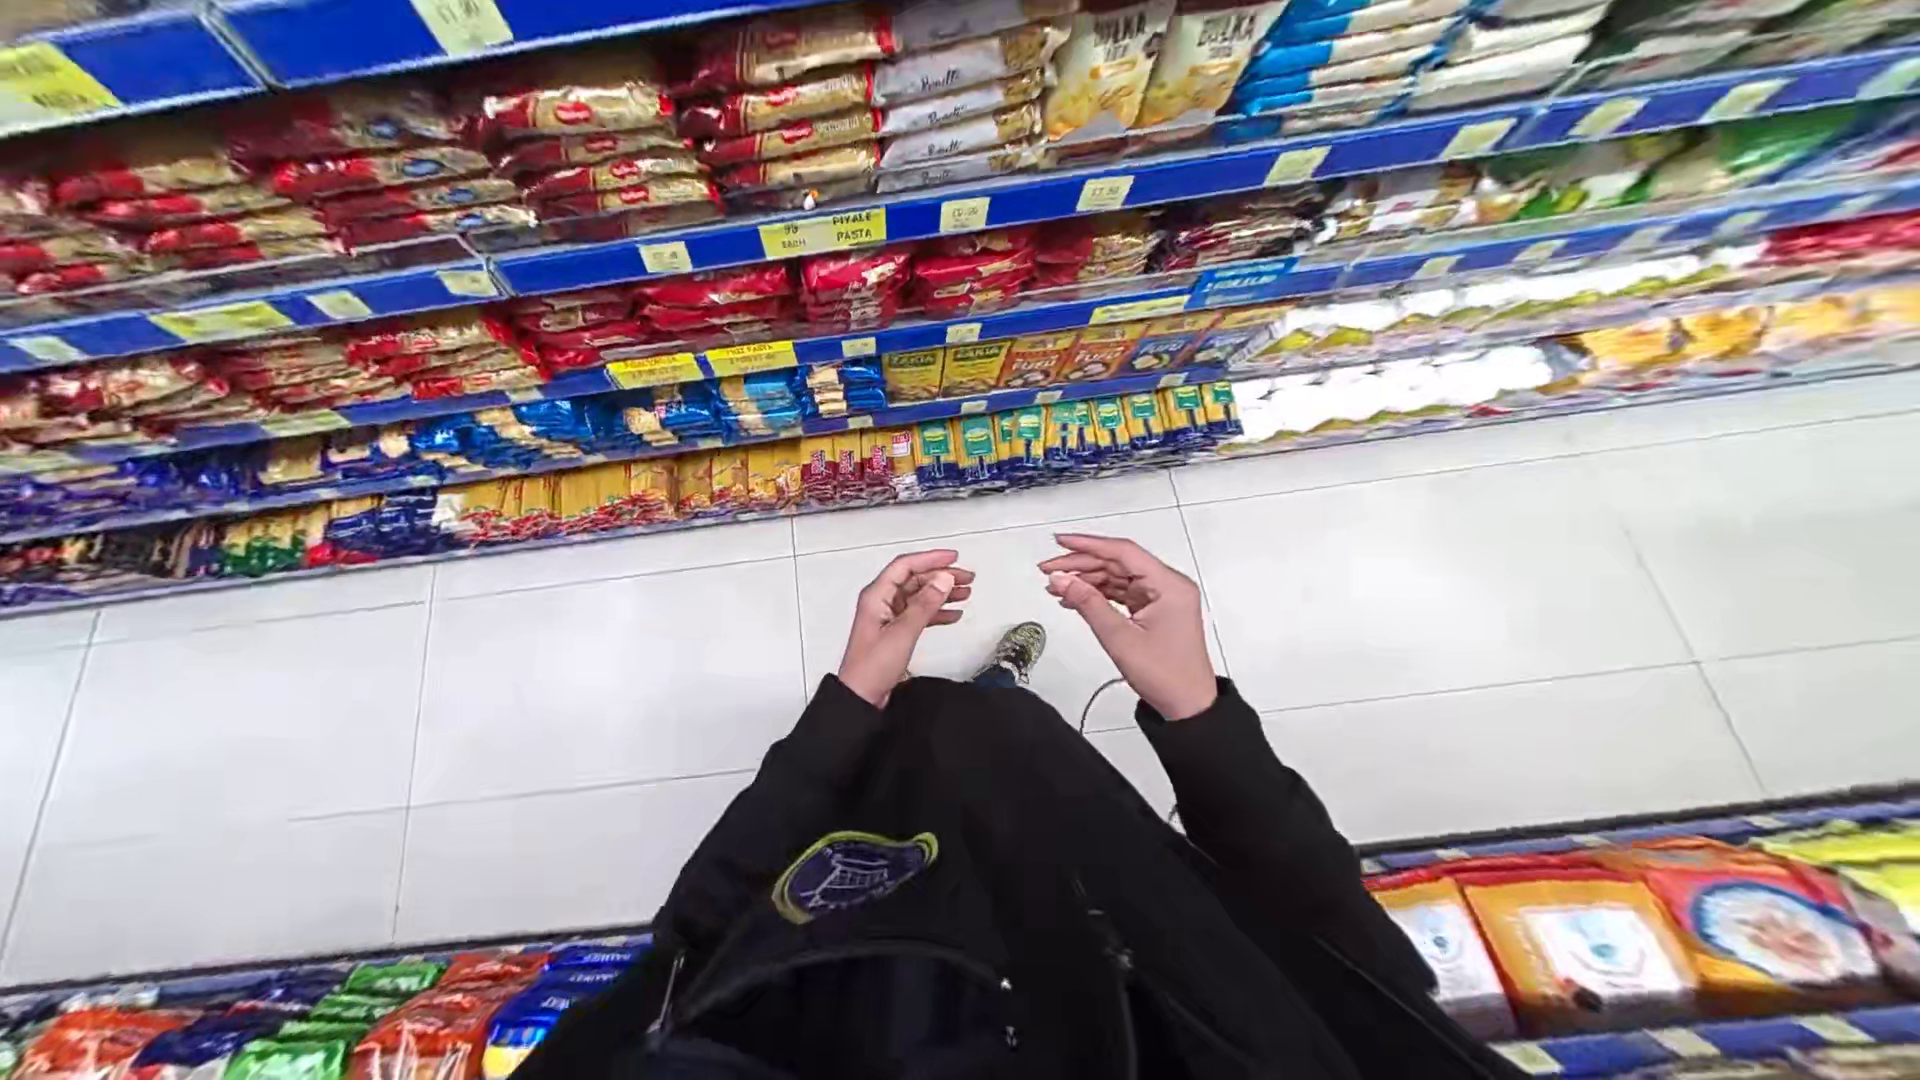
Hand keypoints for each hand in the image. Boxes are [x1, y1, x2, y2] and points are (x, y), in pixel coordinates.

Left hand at [837, 549, 973, 707]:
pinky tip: (954, 615)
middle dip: (941, 576)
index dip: (930, 558)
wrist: (861, 697)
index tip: (954, 557)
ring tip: (966, 593)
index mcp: (877, 595)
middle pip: (915, 579)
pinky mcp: (896, 631)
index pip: (905, 566)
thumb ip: (924, 604)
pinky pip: (920, 613)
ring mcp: (889, 616)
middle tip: (967, 578)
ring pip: (920, 596)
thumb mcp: (902, 632)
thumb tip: (944, 578)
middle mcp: (882, 601)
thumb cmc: (874, 666)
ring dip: (942, 593)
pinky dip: (937, 612)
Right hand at [1039, 533, 1217, 720]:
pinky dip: (1097, 593)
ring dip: (1086, 579)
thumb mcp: (1120, 638)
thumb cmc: (1167, 676)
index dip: (1088, 544)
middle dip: (1081, 564)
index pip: (1123, 552)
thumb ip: (1088, 603)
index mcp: (1169, 585)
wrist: (1187, 706)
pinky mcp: (1154, 609)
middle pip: (1117, 562)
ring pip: (1117, 576)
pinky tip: (1074, 597)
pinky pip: (1121, 592)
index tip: (1061, 542)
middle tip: (1049, 568)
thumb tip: (1061, 580)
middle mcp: (1168, 585)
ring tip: (1056, 585)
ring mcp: (1161, 597)